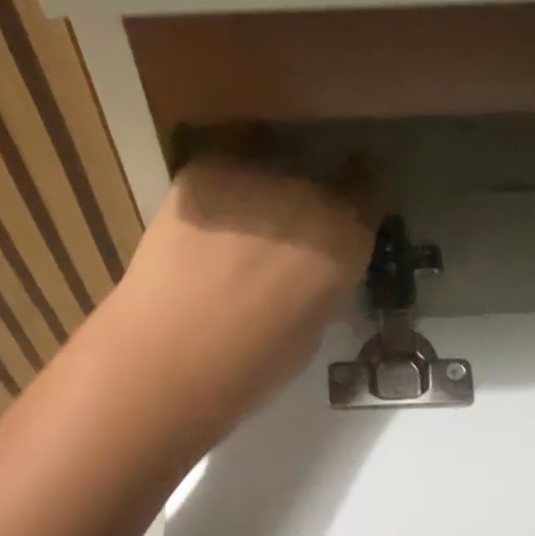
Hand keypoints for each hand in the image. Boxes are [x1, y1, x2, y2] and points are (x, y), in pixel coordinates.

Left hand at [95, 157, 375, 437]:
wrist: (167, 358)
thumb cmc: (250, 367)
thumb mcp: (312, 328)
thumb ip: (323, 279)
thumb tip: (312, 265)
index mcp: (346, 235)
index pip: (368, 190)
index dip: (353, 201)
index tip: (341, 212)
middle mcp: (310, 193)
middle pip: (316, 176)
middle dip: (302, 199)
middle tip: (277, 234)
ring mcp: (255, 175)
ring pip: (267, 167)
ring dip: (258, 191)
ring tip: (234, 231)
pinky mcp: (203, 170)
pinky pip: (220, 172)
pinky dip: (214, 195)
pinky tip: (199, 230)